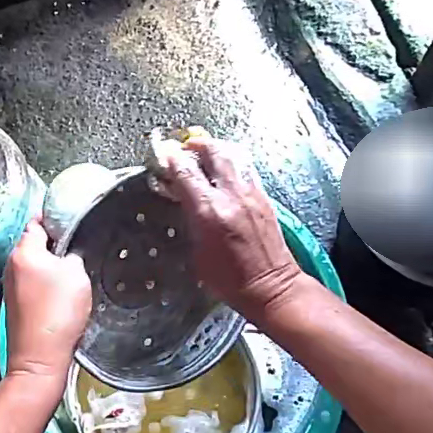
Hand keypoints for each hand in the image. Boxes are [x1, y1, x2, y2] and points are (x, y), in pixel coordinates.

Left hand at [3, 222, 91, 379]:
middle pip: (35, 245)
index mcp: (24, 252)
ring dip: (51, 270)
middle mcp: (12, 266)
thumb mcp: (77, 274)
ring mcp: (11, 286)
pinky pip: (33, 286)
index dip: (55, 220)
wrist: (40, 357)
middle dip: (55, 248)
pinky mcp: (16, 304)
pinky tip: (61, 300)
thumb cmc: (57, 314)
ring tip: (71, 281)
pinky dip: (46, 288)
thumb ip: (71, 255)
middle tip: (76, 255)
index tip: (69, 224)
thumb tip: (67, 254)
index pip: (37, 223)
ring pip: (35, 267)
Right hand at [153, 137, 307, 321]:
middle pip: (212, 151)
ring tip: (204, 152)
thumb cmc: (230, 279)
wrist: (270, 287)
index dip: (170, 158)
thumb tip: (181, 198)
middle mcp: (231, 196)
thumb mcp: (196, 251)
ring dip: (216, 148)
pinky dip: (233, 161)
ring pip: (233, 154)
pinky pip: (246, 167)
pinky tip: (225, 169)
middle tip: (184, 147)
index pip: (185, 170)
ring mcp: (251, 194)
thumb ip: (189, 218)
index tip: (162, 154)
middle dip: (195, 145)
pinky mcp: (264, 197)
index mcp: (209, 211)